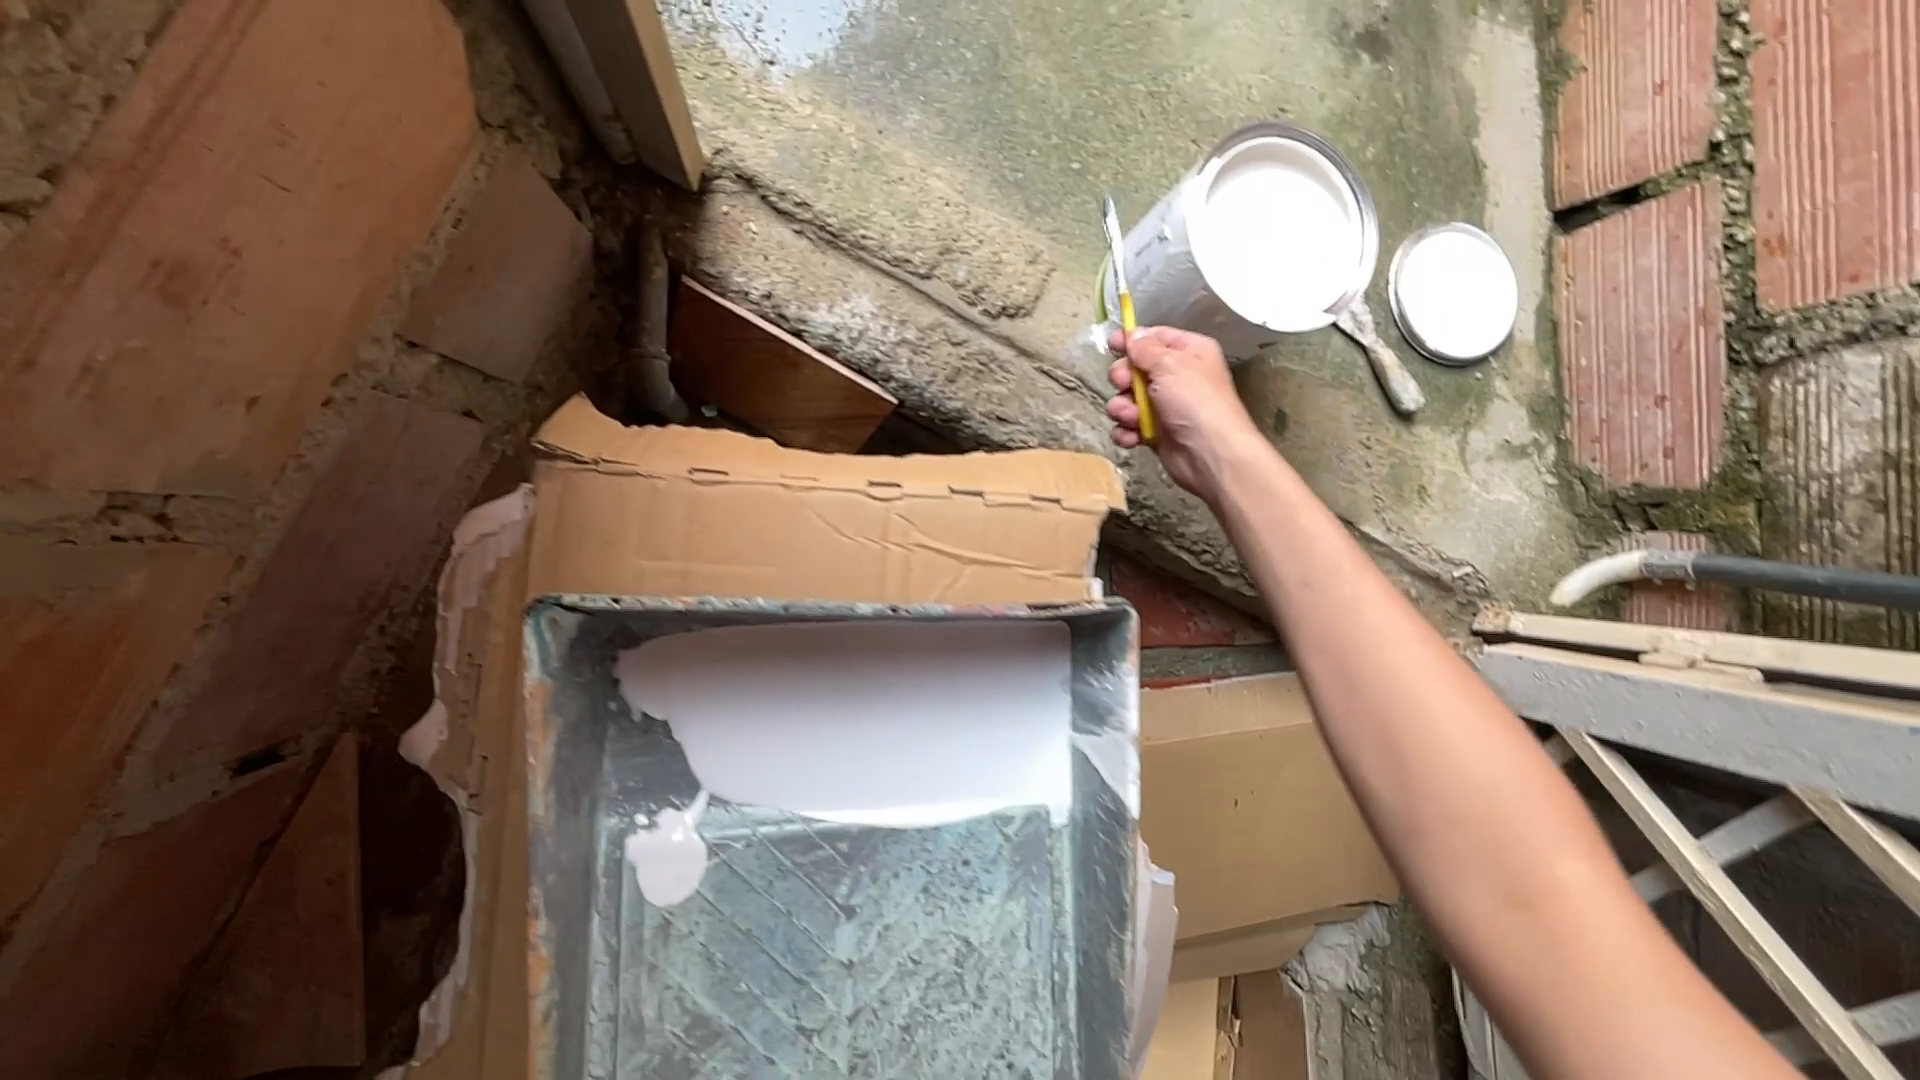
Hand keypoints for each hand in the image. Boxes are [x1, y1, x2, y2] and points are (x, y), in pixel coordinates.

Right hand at [1106, 326, 1266, 503]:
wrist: (1210, 454)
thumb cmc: (1194, 402)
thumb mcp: (1170, 364)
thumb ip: (1145, 348)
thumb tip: (1133, 334)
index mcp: (1189, 352)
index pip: (1155, 337)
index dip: (1133, 340)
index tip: (1112, 344)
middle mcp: (1177, 376)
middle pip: (1136, 369)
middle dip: (1124, 379)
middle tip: (1123, 385)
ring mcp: (1165, 406)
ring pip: (1128, 399)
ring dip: (1123, 408)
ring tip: (1132, 418)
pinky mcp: (1156, 433)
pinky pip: (1130, 426)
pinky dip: (1126, 431)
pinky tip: (1132, 437)